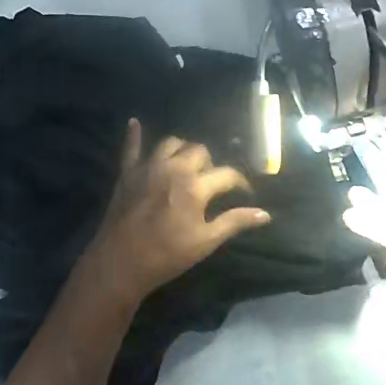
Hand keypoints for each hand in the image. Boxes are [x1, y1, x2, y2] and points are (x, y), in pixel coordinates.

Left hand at [76, 119, 271, 308]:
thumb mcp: (205, 241)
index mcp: (195, 186)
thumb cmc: (166, 255)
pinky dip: (134, 134)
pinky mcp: (127, 173)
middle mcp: (173, 168)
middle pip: (199, 151)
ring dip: (183, 149)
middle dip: (210, 163)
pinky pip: (131, 147)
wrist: (120, 262)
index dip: (240, 183)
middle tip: (211, 181)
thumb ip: (234, 222)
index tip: (245, 193)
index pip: (227, 174)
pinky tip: (134, 123)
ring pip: (170, 143)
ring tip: (186, 163)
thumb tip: (265, 214)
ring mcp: (148, 167)